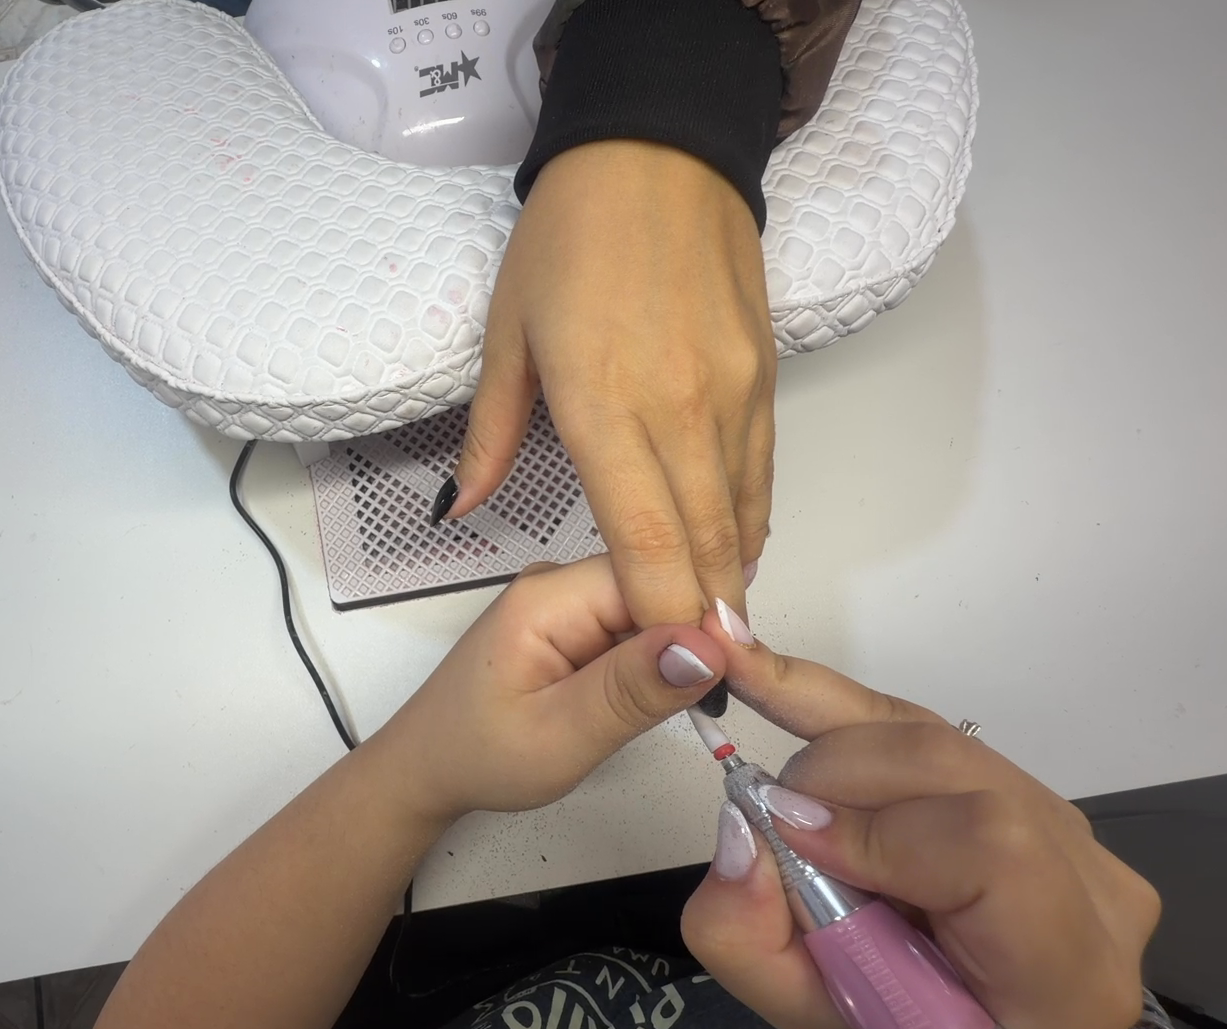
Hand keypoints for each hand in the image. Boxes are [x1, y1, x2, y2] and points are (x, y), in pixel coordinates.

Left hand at [364, 555, 727, 822]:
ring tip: (696, 695)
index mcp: (547, 597)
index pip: (649, 572)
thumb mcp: (559, 737)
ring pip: (651, 604)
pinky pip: (633, 623)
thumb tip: (707, 644)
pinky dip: (658, 656)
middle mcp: (557, 583)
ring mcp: (565, 600)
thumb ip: (630, 691)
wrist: (431, 763)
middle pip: (655, 581)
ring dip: (682, 647)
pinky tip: (667, 687)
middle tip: (724, 692)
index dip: (703, 615)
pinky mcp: (572, 621)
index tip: (740, 670)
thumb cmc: (479, 755)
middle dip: (698, 633)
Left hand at [442, 140, 777, 626]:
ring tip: (713, 631)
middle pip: (704, 547)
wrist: (657, 153)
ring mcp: (735, 396)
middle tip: (697, 677)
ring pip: (743, 517)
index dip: (660, 618)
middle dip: (703, 619)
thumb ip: (490, 438)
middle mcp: (682, 414)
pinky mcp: (765, 378)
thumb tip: (461, 509)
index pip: (643, 545)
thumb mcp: (505, 338)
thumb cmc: (564, 245)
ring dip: (730, 579)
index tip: (666, 670)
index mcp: (604, 411)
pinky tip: (737, 554)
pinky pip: (763, 473)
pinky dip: (751, 523)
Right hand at [679, 617, 1160, 1028]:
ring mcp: (1054, 812)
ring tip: (788, 794)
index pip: (990, 849)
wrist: (978, 1015)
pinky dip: (823, 701)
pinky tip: (761, 675)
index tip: (788, 838)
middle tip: (773, 817)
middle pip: (943, 763)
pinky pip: (909, 719)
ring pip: (920, 729)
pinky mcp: (1007, 771)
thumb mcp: (800, 1009)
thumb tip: (738, 827)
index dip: (877, 832)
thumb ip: (744, 937)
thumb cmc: (902, 1026)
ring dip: (826, 747)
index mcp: (1058, 964)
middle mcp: (1082, 873)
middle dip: (828, 776)